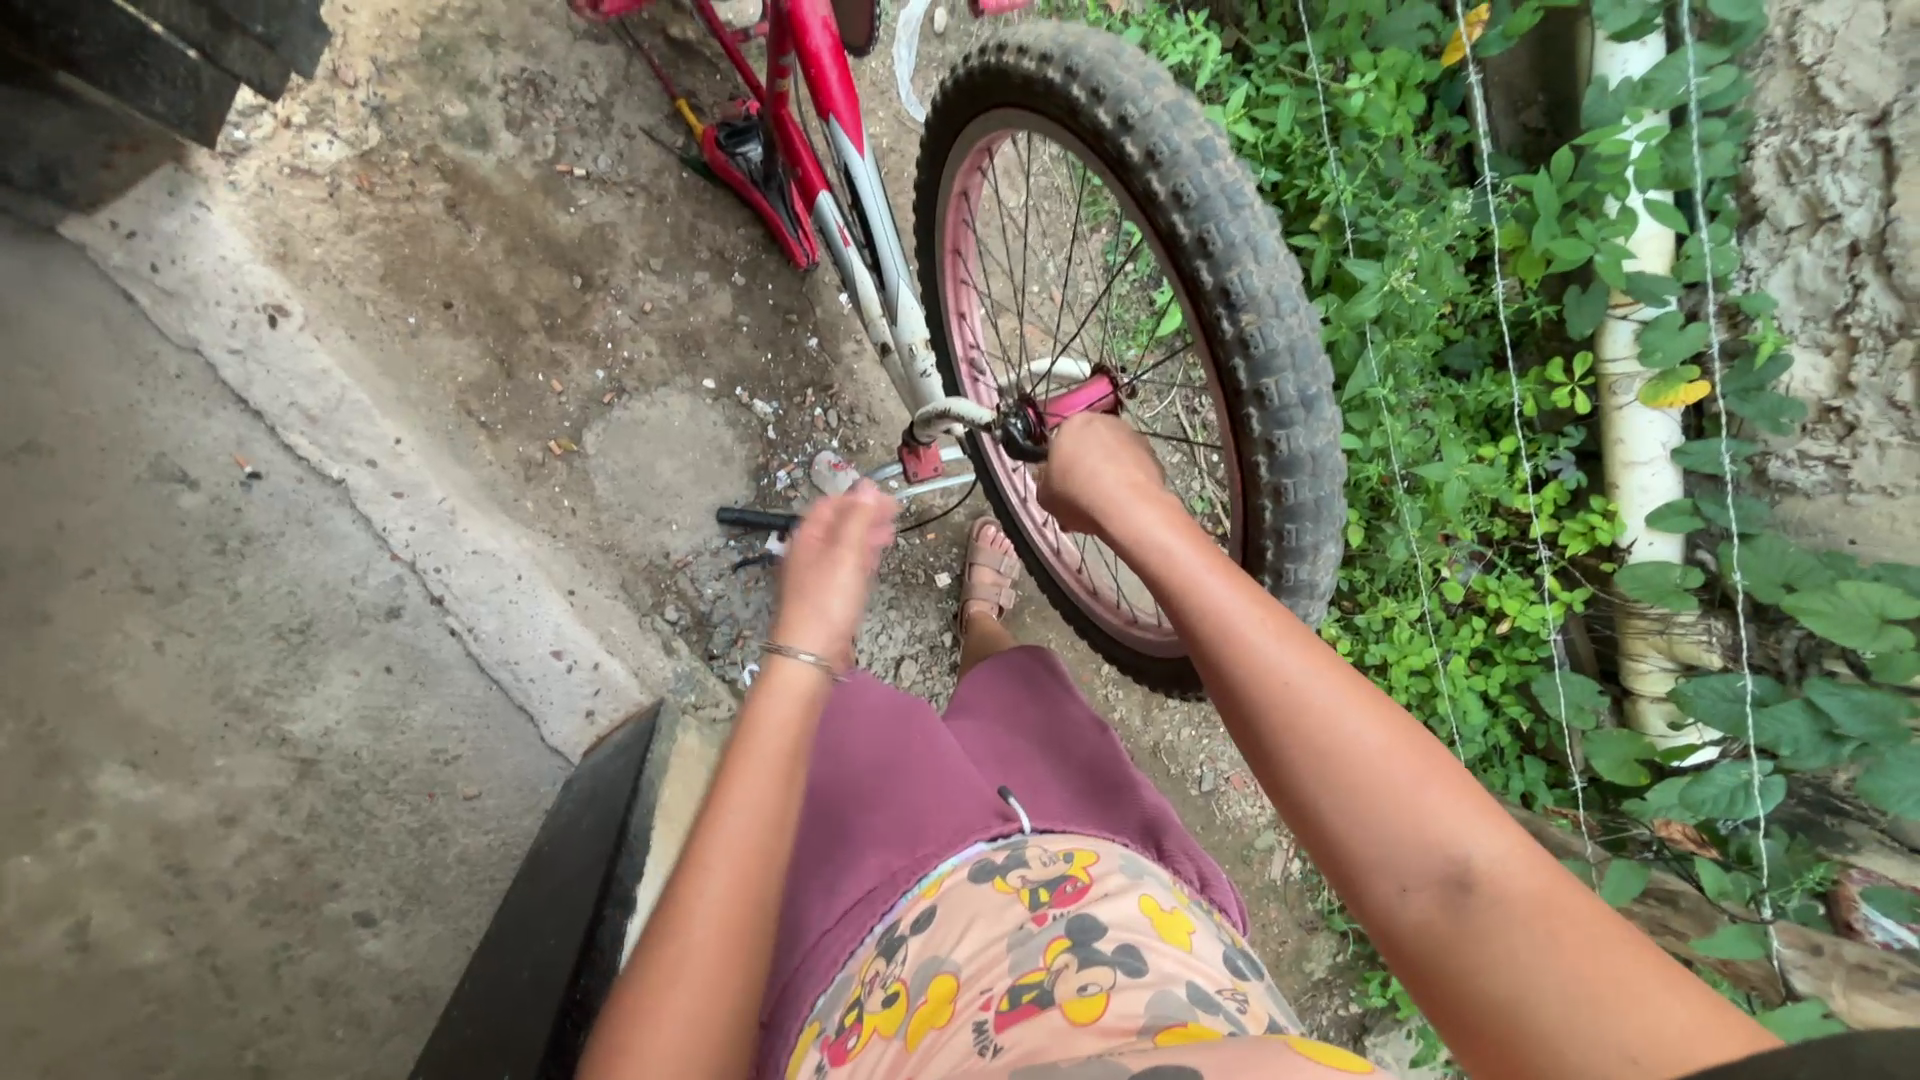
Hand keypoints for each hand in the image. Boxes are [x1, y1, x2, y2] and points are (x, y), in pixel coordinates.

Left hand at [769, 480, 895, 665]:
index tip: (886, 498)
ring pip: (842, 547)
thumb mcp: (846, 553)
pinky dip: (861, 559)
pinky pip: (845, 568)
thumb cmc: (827, 601)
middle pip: (837, 524)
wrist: (810, 653)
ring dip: (865, 536)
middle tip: (894, 514)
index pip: (830, 504)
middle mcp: (808, 553)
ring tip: (890, 535)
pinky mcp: (826, 597)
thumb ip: (858, 518)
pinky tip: (873, 563)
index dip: (857, 497)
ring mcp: (816, 576)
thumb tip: (867, 486)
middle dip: (865, 515)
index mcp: (807, 537)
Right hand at [1038, 413, 1170, 538]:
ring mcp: (1133, 436)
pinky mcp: (1154, 454)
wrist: (1126, 506)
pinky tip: (1123, 507)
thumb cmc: (1077, 494)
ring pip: (1113, 458)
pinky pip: (1133, 469)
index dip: (1060, 468)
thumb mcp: (1044, 495)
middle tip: (1081, 501)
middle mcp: (1105, 421)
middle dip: (1085, 471)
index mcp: (1073, 423)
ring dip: (1108, 478)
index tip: (1061, 488)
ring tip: (1103, 508)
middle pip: (1090, 447)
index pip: (1061, 442)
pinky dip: (1128, 484)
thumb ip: (1044, 482)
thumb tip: (1048, 479)